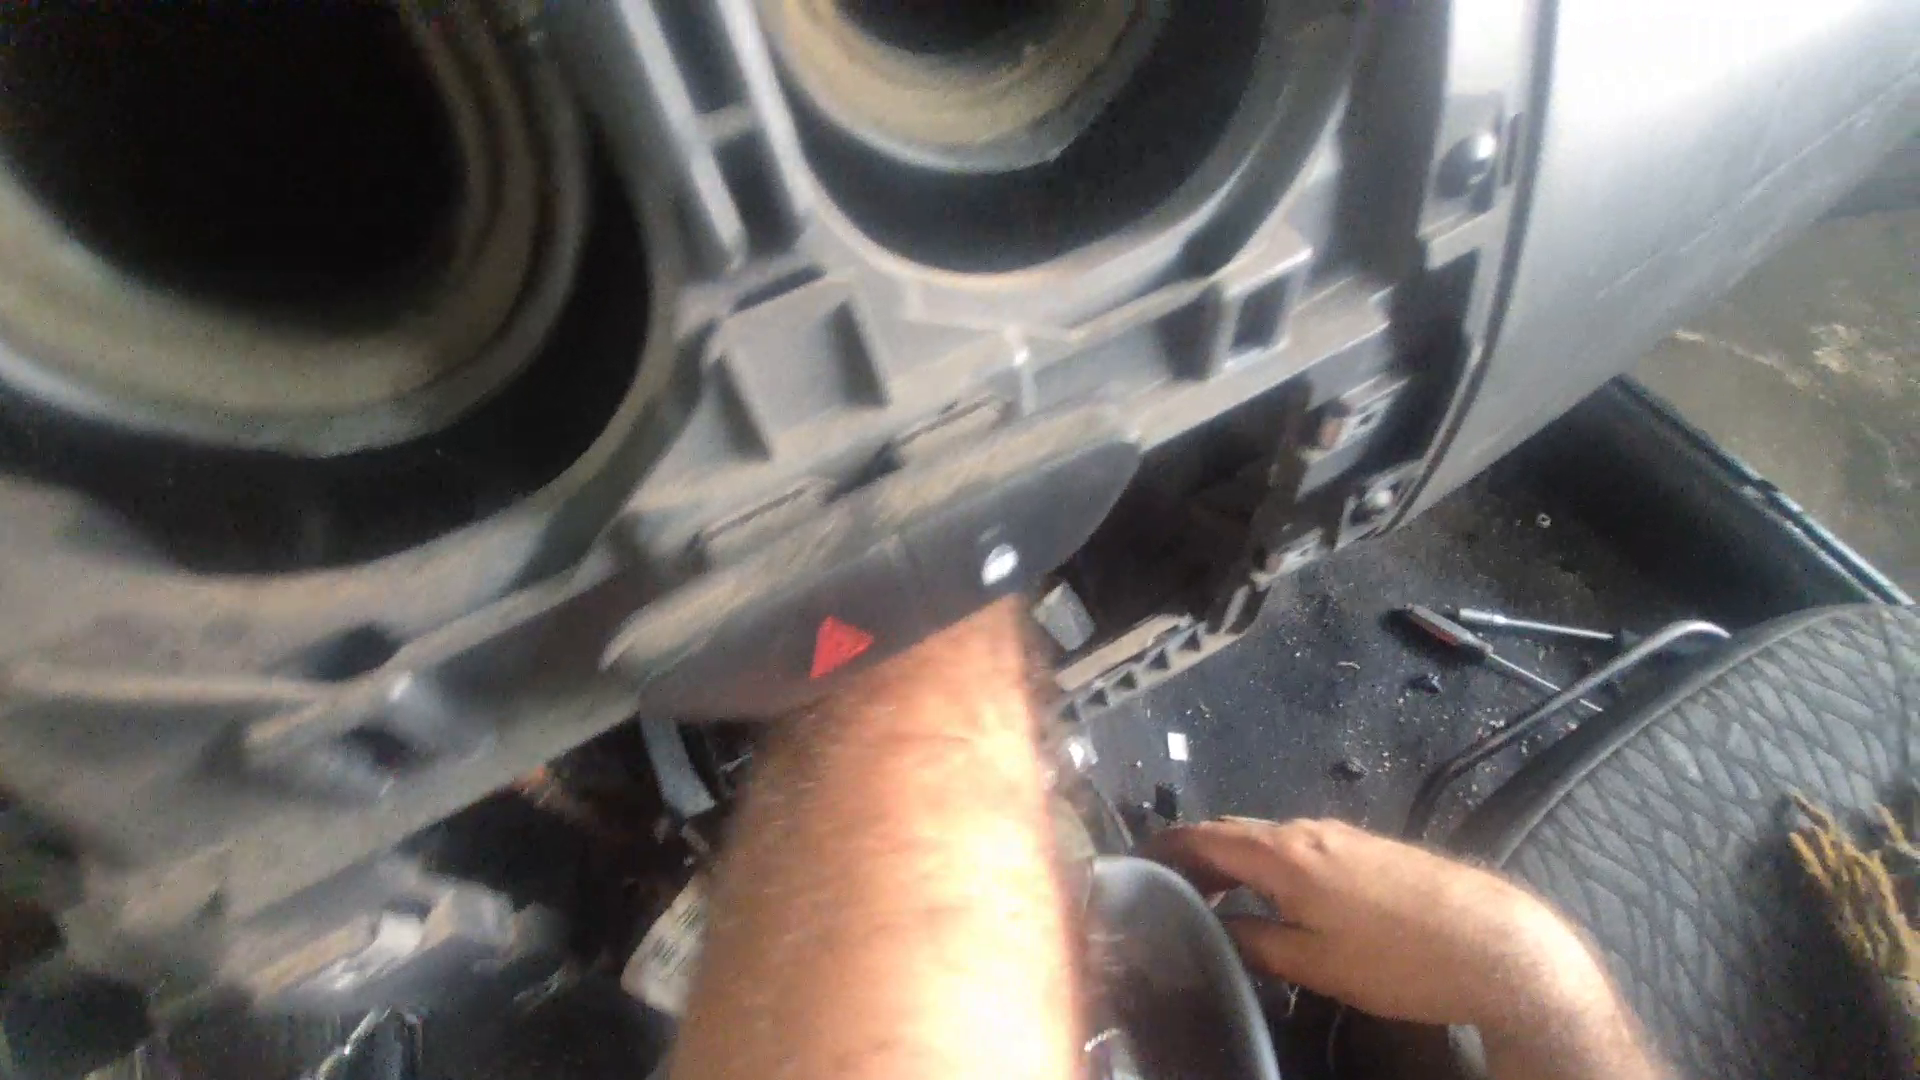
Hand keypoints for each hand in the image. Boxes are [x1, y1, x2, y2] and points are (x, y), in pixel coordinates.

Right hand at [1147, 817, 1609, 1029]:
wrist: (1497, 943)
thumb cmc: (1397, 957)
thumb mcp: (1317, 964)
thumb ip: (1256, 944)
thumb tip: (1217, 932)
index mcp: (1281, 854)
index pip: (1205, 837)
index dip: (1168, 846)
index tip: (1141, 861)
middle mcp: (1302, 830)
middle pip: (1232, 831)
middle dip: (1196, 853)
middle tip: (1173, 886)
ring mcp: (1336, 834)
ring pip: (1265, 837)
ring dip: (1233, 858)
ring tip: (1217, 893)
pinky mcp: (1364, 845)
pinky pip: (1296, 844)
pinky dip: (1266, 860)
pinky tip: (1275, 893)